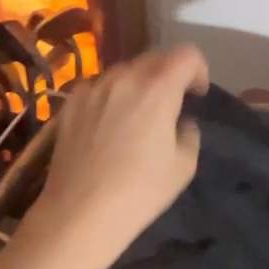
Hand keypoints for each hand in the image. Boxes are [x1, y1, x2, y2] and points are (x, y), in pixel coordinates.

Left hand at [10, 44, 208, 268]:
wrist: (79, 213)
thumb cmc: (139, 193)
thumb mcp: (183, 167)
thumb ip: (188, 133)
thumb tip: (179, 122)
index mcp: (158, 89)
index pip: (187, 54)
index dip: (198, 70)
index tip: (196, 95)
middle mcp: (123, 78)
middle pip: (154, 58)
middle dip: (169, 75)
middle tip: (171, 105)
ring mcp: (92, 88)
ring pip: (124, 72)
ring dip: (139, 85)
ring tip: (138, 117)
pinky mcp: (70, 104)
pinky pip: (99, 88)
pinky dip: (112, 97)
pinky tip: (109, 127)